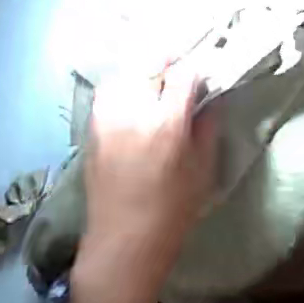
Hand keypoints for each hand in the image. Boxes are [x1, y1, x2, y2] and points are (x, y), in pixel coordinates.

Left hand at [70, 61, 216, 302]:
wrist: (123, 242)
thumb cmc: (173, 208)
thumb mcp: (204, 165)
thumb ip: (208, 122)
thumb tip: (210, 93)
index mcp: (166, 124)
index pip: (183, 72)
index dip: (199, 65)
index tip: (208, 68)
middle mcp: (132, 113)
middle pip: (150, 63)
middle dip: (170, 60)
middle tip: (184, 69)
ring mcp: (107, 119)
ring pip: (125, 71)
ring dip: (145, 68)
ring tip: (160, 78)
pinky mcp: (92, 127)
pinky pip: (110, 91)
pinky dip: (126, 83)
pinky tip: (138, 96)